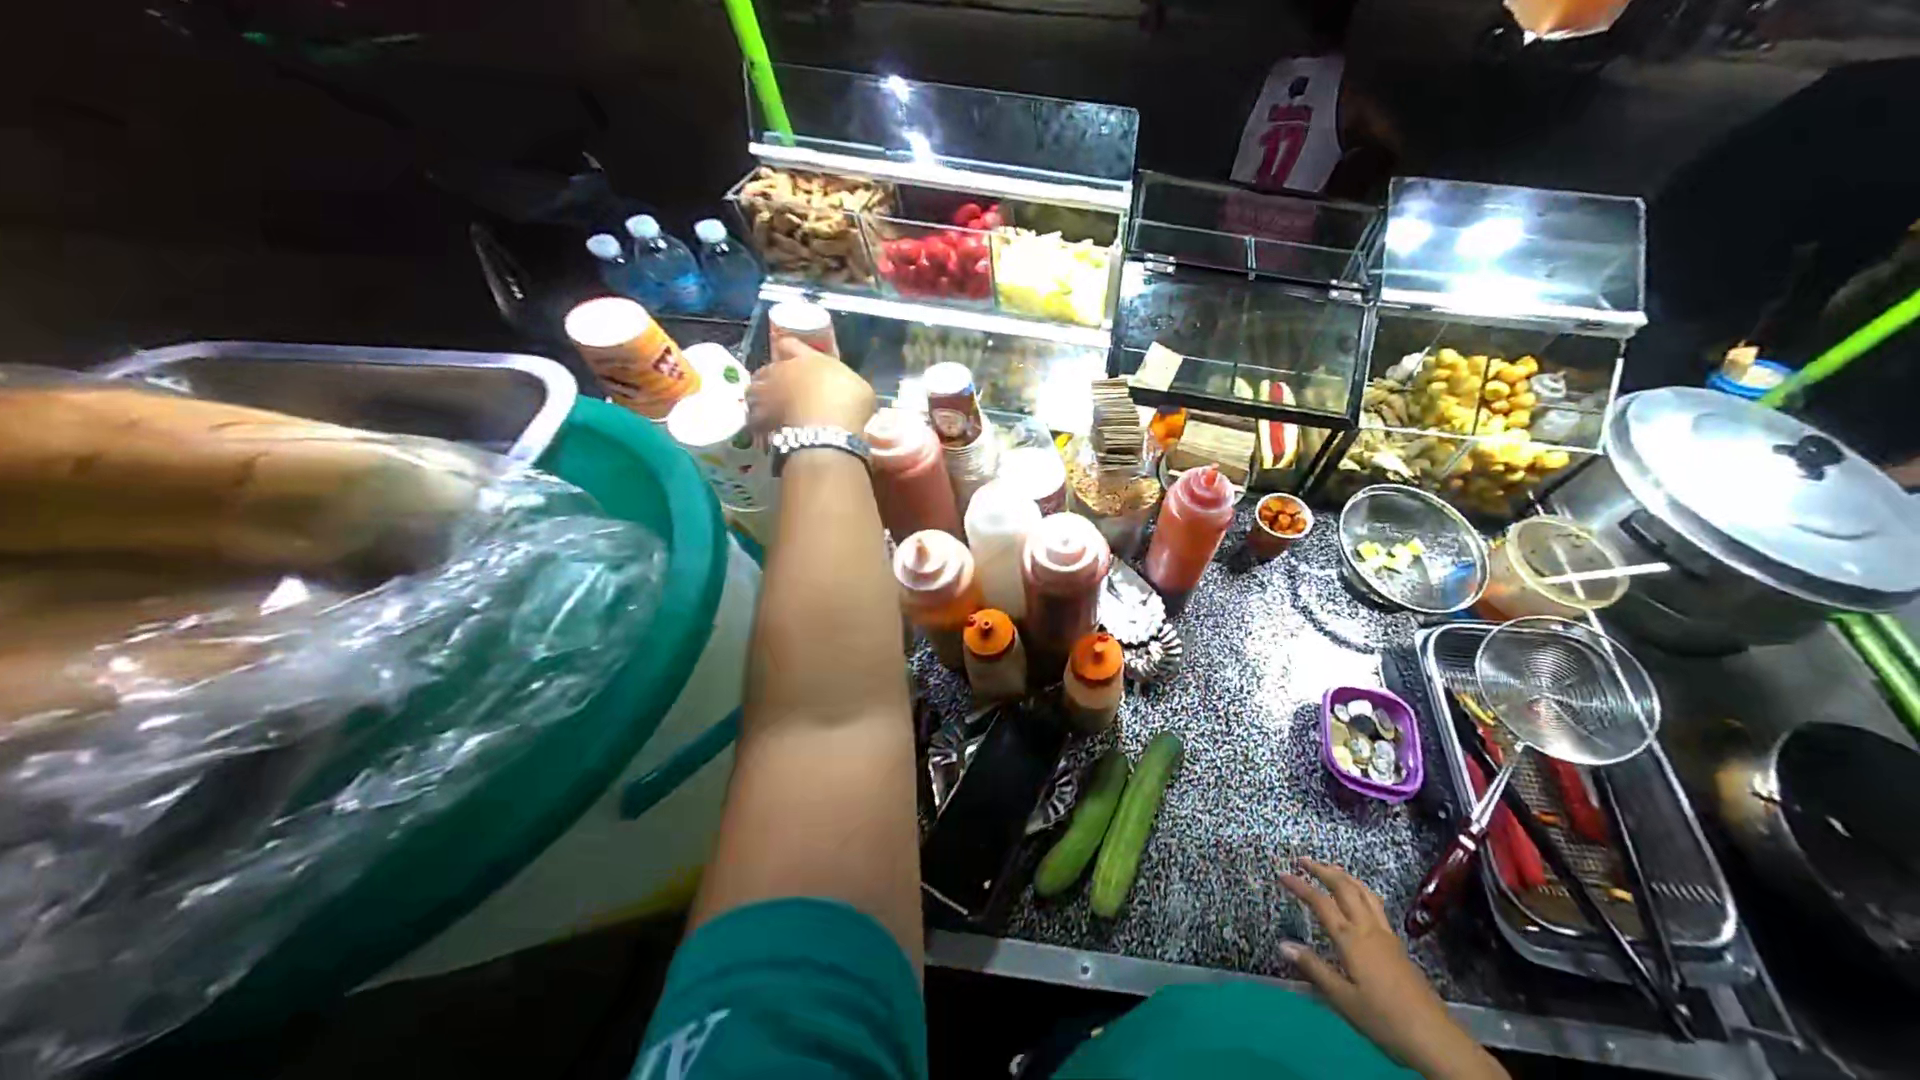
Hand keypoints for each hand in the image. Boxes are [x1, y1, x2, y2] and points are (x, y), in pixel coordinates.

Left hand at [747, 338, 875, 433]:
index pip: (790, 344)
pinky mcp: (758, 418)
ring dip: (761, 398)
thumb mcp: (860, 389)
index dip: (788, 349)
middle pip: (768, 368)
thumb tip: (848, 391)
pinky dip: (759, 422)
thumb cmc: (849, 404)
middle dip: (773, 378)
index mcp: (808, 358)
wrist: (827, 430)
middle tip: (784, 390)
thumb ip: (847, 385)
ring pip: (755, 391)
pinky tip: (768, 429)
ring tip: (771, 410)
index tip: (789, 354)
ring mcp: (767, 393)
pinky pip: (754, 417)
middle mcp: (783, 370)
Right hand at [1280, 858, 1507, 1079]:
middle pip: (1345, 888)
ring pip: (1364, 893)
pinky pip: (1376, 905)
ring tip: (1329, 868)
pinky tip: (1359, 897)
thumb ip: (1313, 968)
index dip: (1300, 885)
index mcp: (1351, 940)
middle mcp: (1368, 929)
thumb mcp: (1343, 999)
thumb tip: (1283, 944)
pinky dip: (1360, 890)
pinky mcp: (1398, 945)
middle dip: (1322, 870)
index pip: (1320, 903)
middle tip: (1303, 860)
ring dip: (1344, 875)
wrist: (1436, 1038)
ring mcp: (1386, 935)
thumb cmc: (1384, 1019)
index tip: (1282, 873)